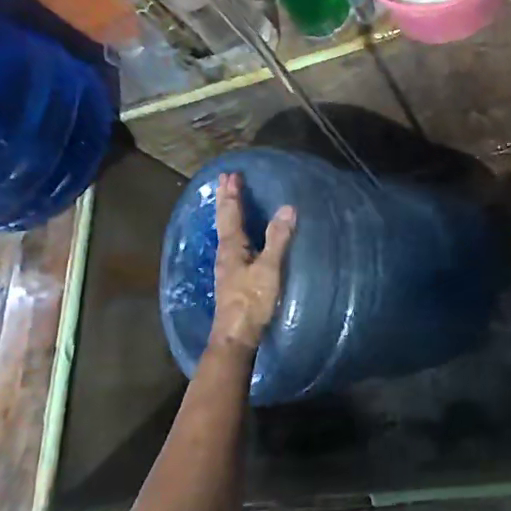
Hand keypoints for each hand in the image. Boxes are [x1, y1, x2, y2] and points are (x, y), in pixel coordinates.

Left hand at [209, 172, 295, 352]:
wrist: (236, 336)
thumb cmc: (251, 301)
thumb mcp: (269, 269)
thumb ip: (278, 239)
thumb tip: (287, 208)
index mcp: (232, 247)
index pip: (231, 214)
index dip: (232, 194)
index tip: (231, 174)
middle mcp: (225, 254)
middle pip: (224, 221)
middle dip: (225, 200)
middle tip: (224, 180)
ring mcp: (227, 268)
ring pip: (226, 232)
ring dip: (228, 214)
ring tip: (230, 201)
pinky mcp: (233, 279)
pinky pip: (232, 245)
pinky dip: (235, 231)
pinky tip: (240, 238)